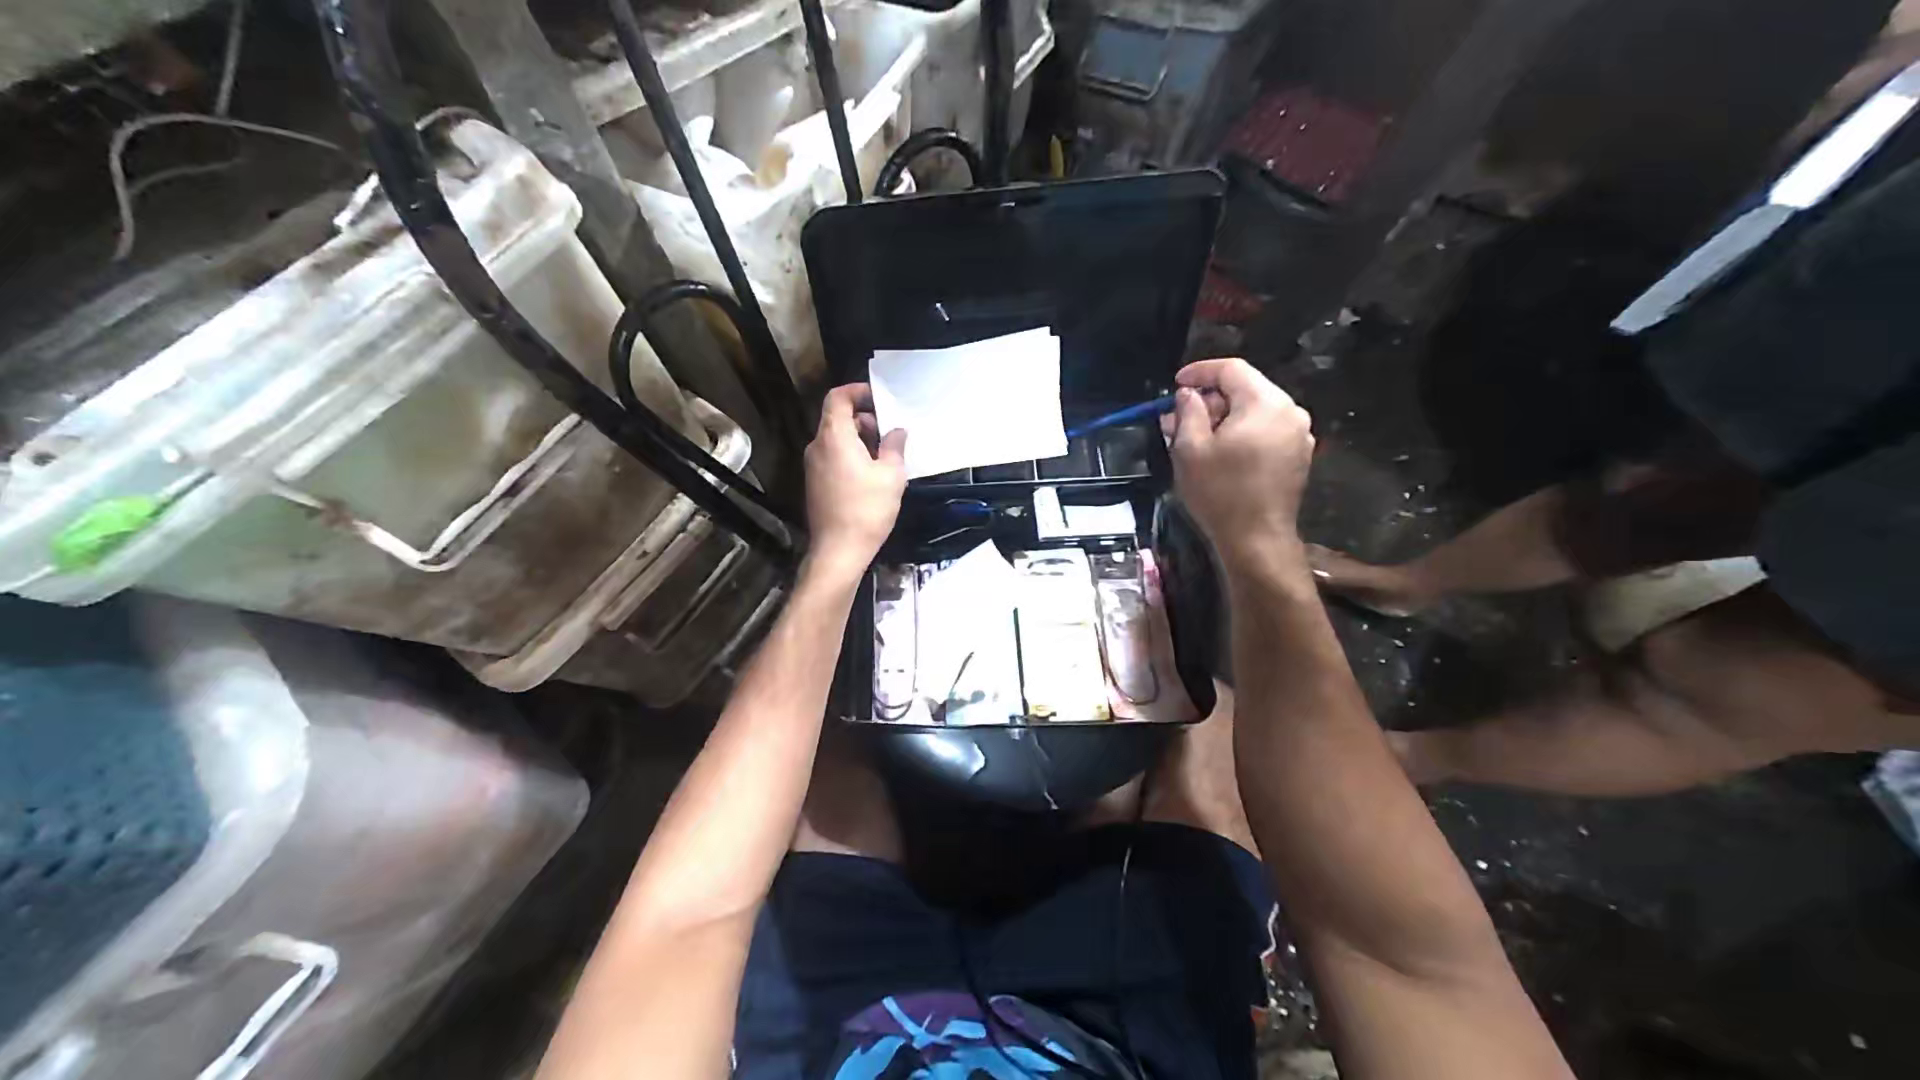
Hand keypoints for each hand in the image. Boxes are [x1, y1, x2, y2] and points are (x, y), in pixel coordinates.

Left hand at [803, 383, 906, 583]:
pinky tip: (871, 475)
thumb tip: (896, 432)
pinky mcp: (815, 483)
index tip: (878, 399)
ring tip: (884, 456)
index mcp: (834, 437)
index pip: (837, 398)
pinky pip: (832, 457)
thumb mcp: (891, 475)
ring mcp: (813, 466)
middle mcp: (817, 446)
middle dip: (864, 419)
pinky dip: (850, 455)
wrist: (839, 551)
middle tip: (889, 434)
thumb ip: (894, 447)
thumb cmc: (867, 509)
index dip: (857, 392)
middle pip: (837, 418)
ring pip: (836, 439)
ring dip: (859, 440)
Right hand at [1160, 357, 1314, 569]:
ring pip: (1255, 411)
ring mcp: (1298, 434)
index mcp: (1264, 403)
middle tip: (1178, 416)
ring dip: (1223, 417)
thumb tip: (1189, 394)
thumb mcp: (1190, 448)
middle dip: (1209, 399)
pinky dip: (1241, 432)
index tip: (1176, 383)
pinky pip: (1265, 430)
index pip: (1231, 369)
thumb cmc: (1220, 491)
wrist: (1257, 539)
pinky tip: (1219, 451)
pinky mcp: (1298, 455)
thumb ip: (1188, 411)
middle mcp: (1289, 411)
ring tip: (1193, 436)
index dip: (1200, 371)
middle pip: (1245, 389)